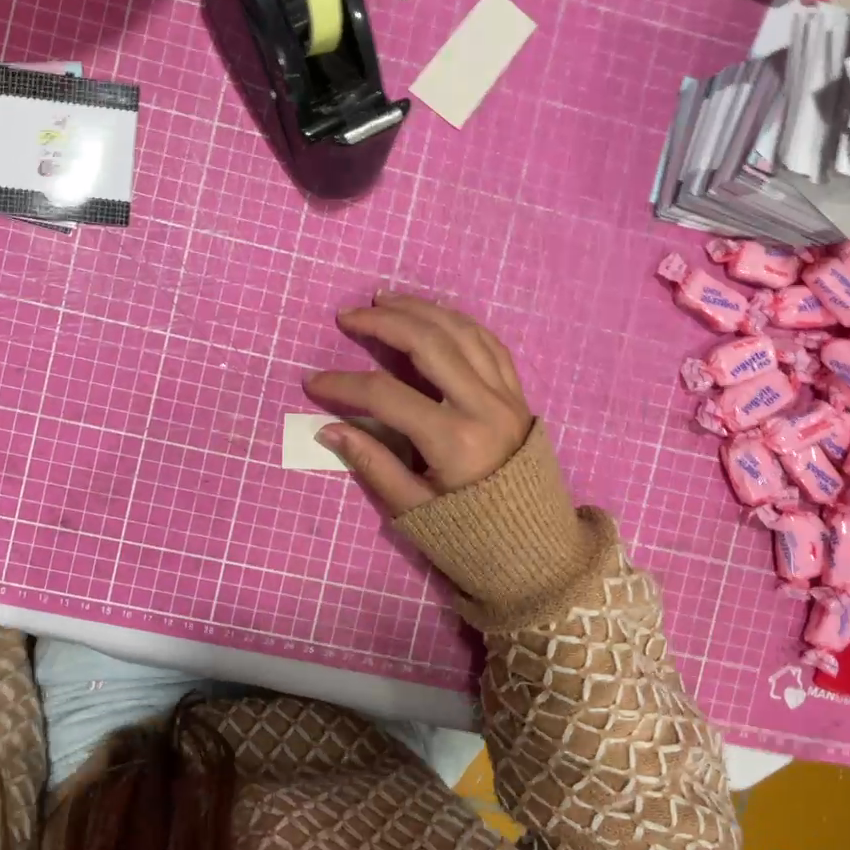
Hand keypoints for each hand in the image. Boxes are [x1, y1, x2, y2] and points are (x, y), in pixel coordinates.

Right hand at [304, 292, 532, 515]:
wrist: (536, 548)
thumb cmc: (469, 534)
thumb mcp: (412, 508)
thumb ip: (371, 463)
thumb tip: (328, 428)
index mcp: (454, 440)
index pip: (385, 395)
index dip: (344, 384)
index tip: (313, 381)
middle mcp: (483, 406)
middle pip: (428, 344)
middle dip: (383, 323)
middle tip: (349, 316)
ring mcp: (506, 395)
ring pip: (461, 332)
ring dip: (420, 309)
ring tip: (384, 300)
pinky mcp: (518, 393)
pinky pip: (488, 342)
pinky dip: (457, 321)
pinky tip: (432, 314)